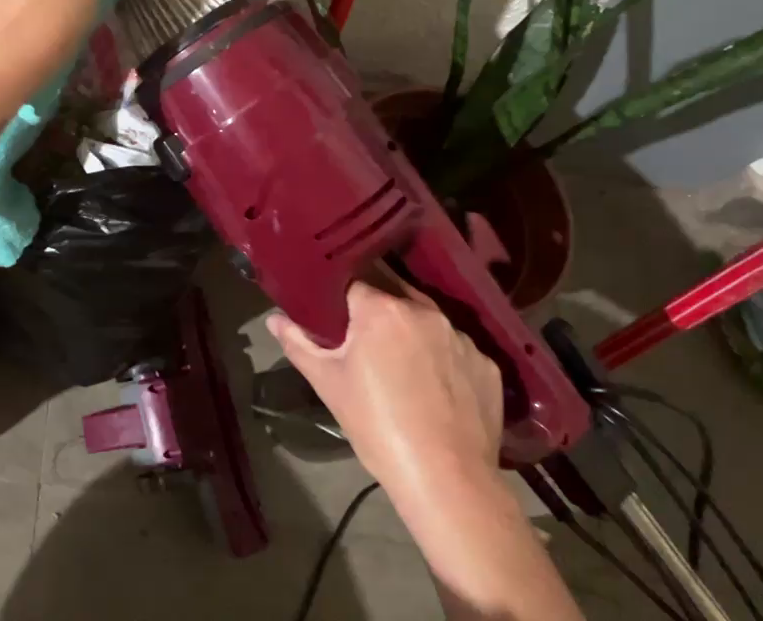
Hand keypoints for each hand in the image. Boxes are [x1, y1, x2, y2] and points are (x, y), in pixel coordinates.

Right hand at [266, 281, 503, 501]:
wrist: (446, 478)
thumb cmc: (376, 424)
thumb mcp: (327, 383)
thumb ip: (298, 343)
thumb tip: (274, 318)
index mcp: (382, 309)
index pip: (354, 283)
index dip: (341, 298)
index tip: (334, 315)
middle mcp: (426, 312)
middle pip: (394, 297)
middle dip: (377, 314)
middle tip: (364, 343)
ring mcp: (462, 338)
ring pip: (427, 324)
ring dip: (412, 336)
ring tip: (401, 369)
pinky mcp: (488, 365)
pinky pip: (456, 352)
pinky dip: (443, 362)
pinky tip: (434, 390)